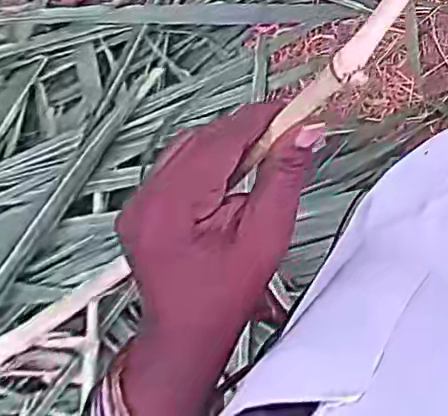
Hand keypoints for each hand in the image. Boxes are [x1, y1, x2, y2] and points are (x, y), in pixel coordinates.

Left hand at [115, 103, 320, 414]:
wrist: (187, 337)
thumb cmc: (221, 298)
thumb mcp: (267, 234)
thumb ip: (285, 175)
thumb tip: (305, 131)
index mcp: (173, 205)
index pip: (225, 136)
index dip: (266, 117)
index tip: (298, 110)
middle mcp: (148, 197)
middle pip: (210, 135)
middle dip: (253, 130)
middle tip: (289, 135)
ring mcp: (142, 198)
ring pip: (197, 140)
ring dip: (235, 140)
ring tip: (264, 159)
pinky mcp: (146, 200)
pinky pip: (184, 156)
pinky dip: (216, 154)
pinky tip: (236, 171)